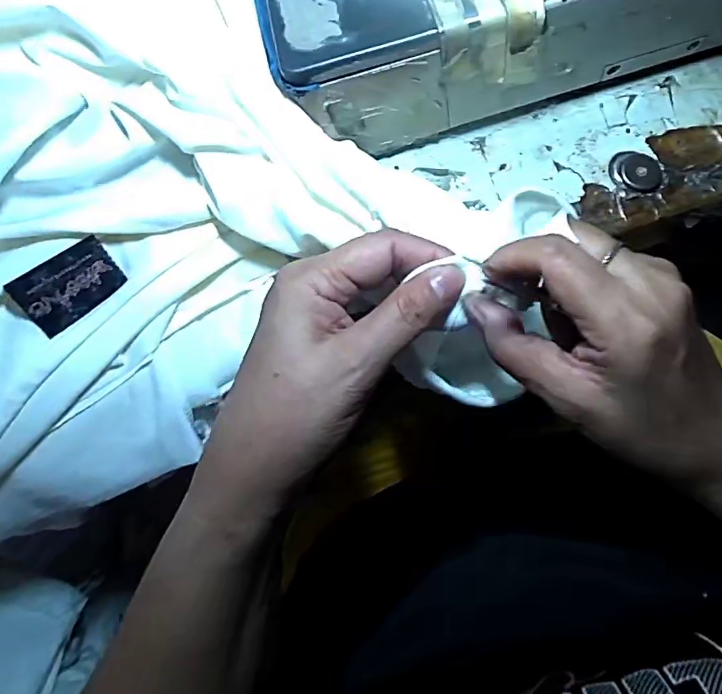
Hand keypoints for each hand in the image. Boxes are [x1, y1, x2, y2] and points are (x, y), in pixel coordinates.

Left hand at [194, 230, 462, 513]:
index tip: (470, 275)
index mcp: (311, 276)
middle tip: (467, 294)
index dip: (429, 254)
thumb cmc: (297, 416)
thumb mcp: (358, 361)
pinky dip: (400, 312)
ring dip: (416, 293)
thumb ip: (407, 312)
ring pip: (379, 282)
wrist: (251, 477)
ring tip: (454, 309)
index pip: (383, 244)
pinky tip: (426, 325)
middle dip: (425, 272)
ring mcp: (317, 304)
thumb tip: (455, 272)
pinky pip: (371, 305)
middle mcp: (313, 279)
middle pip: (381, 259)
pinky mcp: (326, 328)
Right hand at [466, 221, 721, 489]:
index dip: (513, 255)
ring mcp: (663, 271)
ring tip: (551, 309)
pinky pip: (609, 254)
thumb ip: (516, 350)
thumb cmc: (642, 428)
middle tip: (513, 291)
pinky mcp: (666, 272)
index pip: (556, 254)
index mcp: (625, 317)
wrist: (715, 431)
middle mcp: (649, 280)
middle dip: (533, 255)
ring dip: (558, 263)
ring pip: (590, 241)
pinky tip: (583, 309)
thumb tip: (477, 304)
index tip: (488, 277)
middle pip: (573, 235)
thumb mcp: (570, 402)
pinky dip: (583, 270)